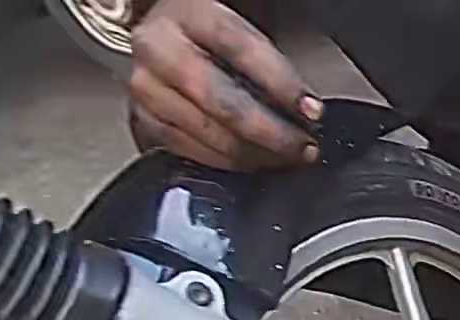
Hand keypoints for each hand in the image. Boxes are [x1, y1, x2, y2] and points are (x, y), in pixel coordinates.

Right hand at [128, 0, 320, 169]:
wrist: (167, 51)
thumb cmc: (214, 49)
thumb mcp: (242, 41)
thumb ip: (272, 71)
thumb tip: (309, 113)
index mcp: (187, 13)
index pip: (239, 47)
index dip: (281, 83)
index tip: (313, 111)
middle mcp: (158, 47)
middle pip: (226, 104)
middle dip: (275, 134)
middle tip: (306, 148)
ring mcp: (148, 87)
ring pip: (217, 138)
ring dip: (263, 156)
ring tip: (289, 158)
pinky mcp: (146, 123)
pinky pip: (202, 157)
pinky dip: (238, 165)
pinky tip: (258, 161)